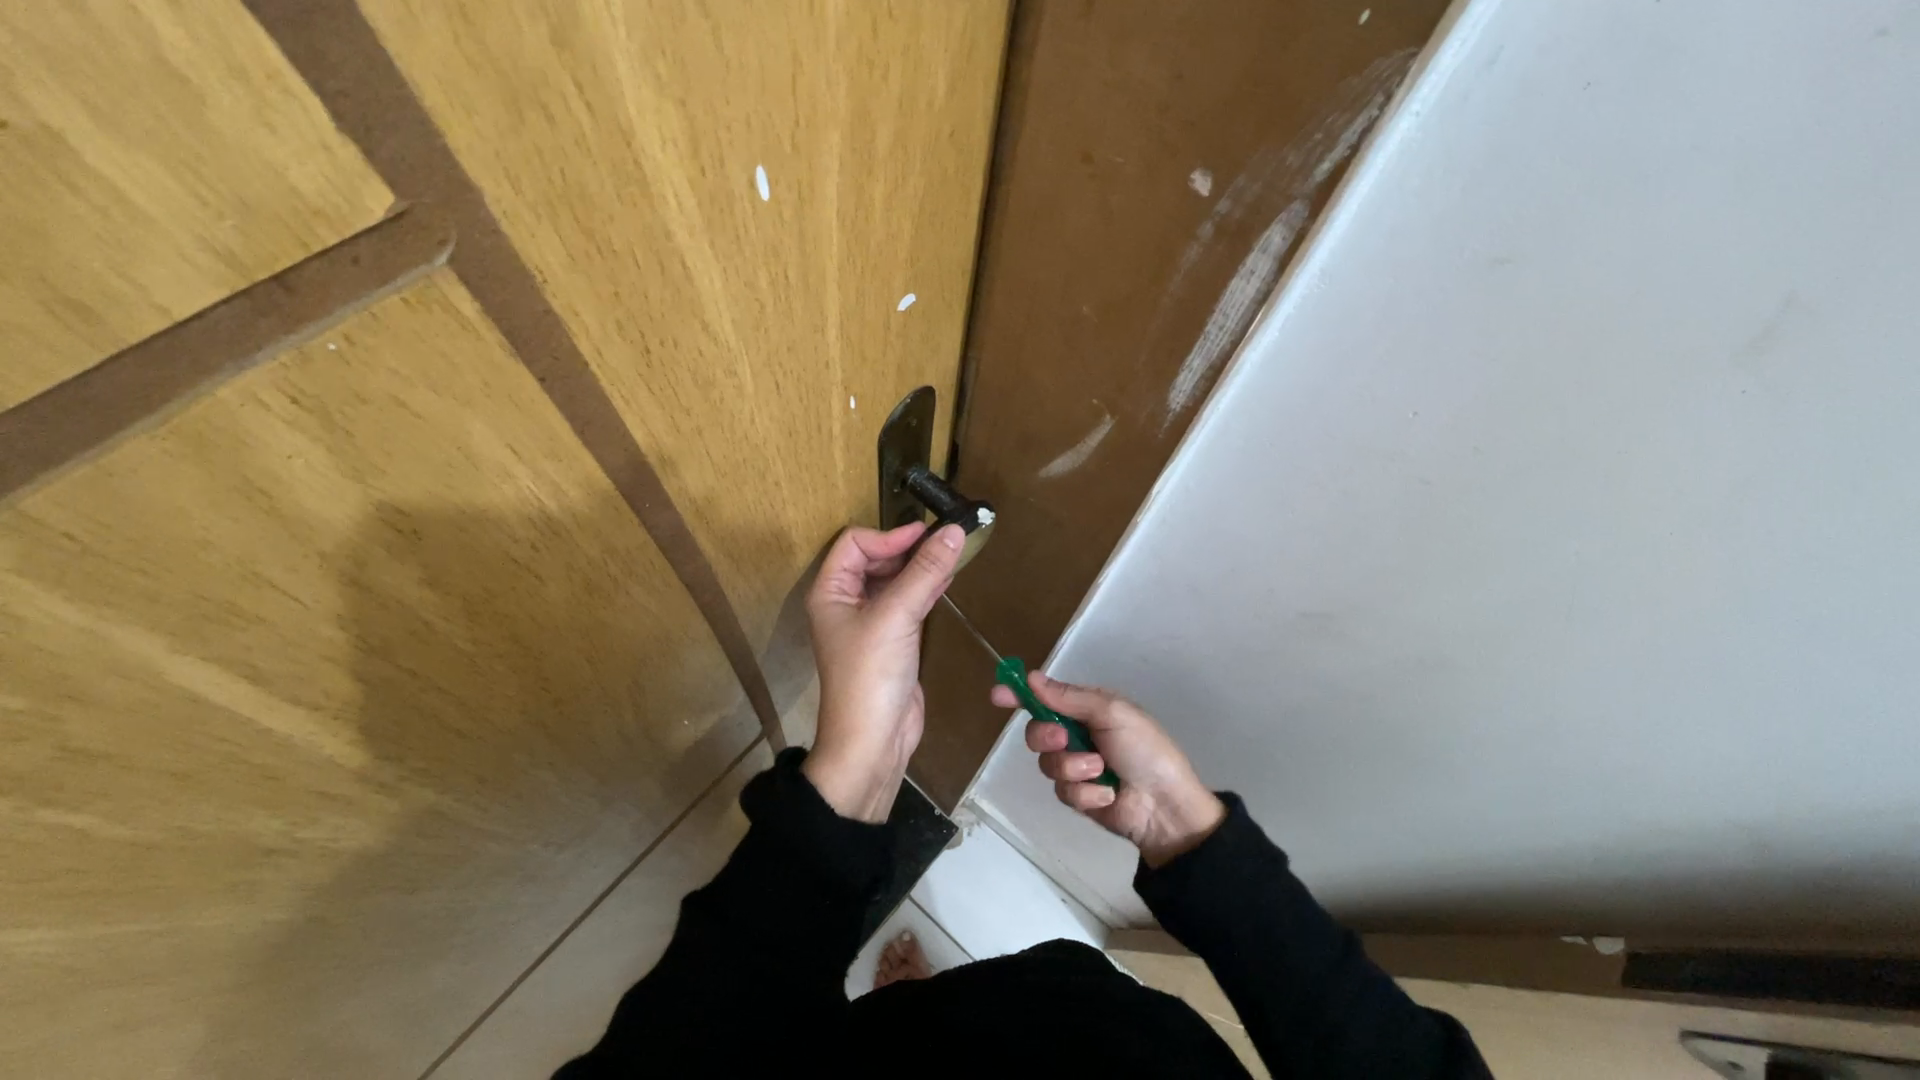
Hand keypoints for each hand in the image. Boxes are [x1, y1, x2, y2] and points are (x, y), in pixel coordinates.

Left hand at [803, 521, 963, 821]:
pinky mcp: (892, 641)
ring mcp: (869, 623)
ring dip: (921, 567)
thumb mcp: (897, 616)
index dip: (889, 536)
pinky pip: (909, 603)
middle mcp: (846, 603)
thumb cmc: (870, 677)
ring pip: (895, 581)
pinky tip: (949, 579)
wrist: (872, 742)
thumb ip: (925, 572)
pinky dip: (927, 588)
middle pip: (876, 559)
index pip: (855, 543)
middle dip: (908, 549)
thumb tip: (956, 531)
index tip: (927, 535)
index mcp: (830, 592)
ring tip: (954, 555)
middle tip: (946, 541)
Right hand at [991, 674, 1224, 866]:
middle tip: (1065, 739)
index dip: (1019, 695)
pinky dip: (1086, 793)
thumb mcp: (1113, 713)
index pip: (1046, 698)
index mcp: (1087, 710)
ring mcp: (1076, 767)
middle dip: (1047, 736)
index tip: (998, 695)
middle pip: (1036, 731)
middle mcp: (1077, 735)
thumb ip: (1070, 697)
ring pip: (1047, 764)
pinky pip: (1063, 792)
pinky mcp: (1077, 796)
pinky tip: (1107, 795)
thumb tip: (1031, 678)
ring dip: (1074, 768)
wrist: (1166, 807)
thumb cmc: (1146, 751)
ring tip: (1102, 772)